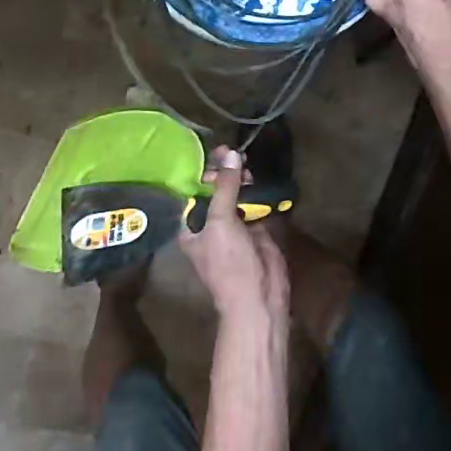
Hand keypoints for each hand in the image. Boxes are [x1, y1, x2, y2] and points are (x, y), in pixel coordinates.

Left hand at [178, 146, 288, 326]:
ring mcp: (233, 228)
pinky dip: (255, 192)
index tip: (213, 151)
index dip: (201, 171)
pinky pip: (252, 205)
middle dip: (223, 173)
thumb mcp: (221, 222)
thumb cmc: (229, 262)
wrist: (259, 298)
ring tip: (245, 160)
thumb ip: (225, 187)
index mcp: (191, 228)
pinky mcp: (254, 230)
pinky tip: (258, 176)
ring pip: (235, 196)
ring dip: (240, 179)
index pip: (192, 192)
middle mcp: (209, 226)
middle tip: (232, 152)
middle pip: (215, 192)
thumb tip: (231, 154)